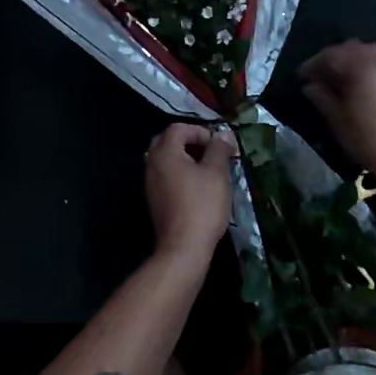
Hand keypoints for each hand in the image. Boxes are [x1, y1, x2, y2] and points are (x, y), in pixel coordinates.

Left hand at [144, 123, 235, 260]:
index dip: (201, 131)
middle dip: (192, 143)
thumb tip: (224, 134)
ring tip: (210, 169)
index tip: (219, 146)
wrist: (184, 246)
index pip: (179, 128)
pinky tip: (200, 186)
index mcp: (165, 154)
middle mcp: (152, 164)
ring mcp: (151, 183)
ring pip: (168, 159)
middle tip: (213, 153)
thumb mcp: (217, 173)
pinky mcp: (156, 198)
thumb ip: (219, 149)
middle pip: (169, 141)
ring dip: (188, 158)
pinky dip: (182, 172)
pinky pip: (167, 175)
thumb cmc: (203, 205)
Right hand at [299, 41, 375, 189]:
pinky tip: (353, 86)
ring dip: (347, 62)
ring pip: (364, 54)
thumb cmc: (366, 138)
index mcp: (359, 65)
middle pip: (348, 49)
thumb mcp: (337, 119)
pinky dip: (362, 68)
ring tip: (333, 81)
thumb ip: (321, 97)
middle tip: (316, 77)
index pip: (330, 55)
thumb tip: (309, 85)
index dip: (312, 65)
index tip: (300, 77)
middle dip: (330, 60)